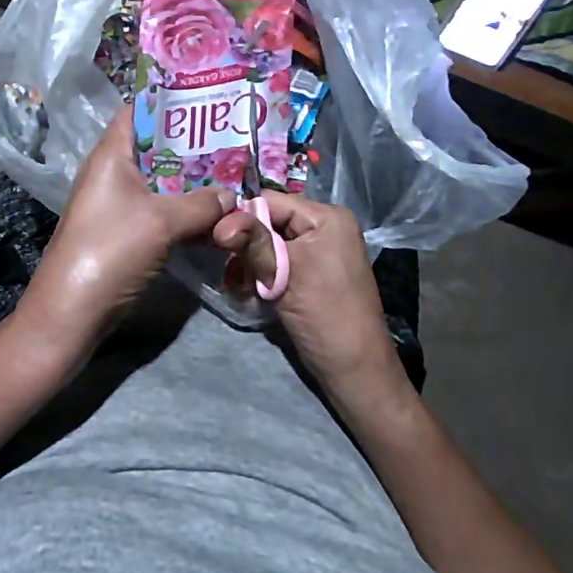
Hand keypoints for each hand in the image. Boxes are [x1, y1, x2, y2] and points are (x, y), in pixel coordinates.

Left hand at [13, 103, 233, 367]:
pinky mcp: (124, 231)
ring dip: (192, 183)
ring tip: (233, 175)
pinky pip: (160, 210)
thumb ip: (202, 204)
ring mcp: (117, 203)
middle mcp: (112, 172)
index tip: (210, 100)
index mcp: (112, 154)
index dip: (170, 101)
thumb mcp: (162, 221)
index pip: (138, 110)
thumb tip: (231, 196)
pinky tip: (215, 215)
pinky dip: (184, 210)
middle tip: (234, 142)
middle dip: (193, 146)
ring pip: (161, 182)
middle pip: (156, 147)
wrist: (71, 311)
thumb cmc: (111, 250)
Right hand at [213, 193, 393, 386]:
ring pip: (270, 242)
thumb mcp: (284, 273)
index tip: (217, 244)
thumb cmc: (324, 316)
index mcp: (326, 216)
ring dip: (250, 262)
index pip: (269, 201)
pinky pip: (280, 259)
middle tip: (229, 272)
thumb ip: (252, 242)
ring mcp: (321, 249)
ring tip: (238, 286)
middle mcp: (325, 225)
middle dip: (246, 245)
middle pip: (269, 221)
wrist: (355, 370)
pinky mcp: (314, 270)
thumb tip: (218, 221)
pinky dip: (263, 273)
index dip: (241, 219)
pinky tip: (250, 291)